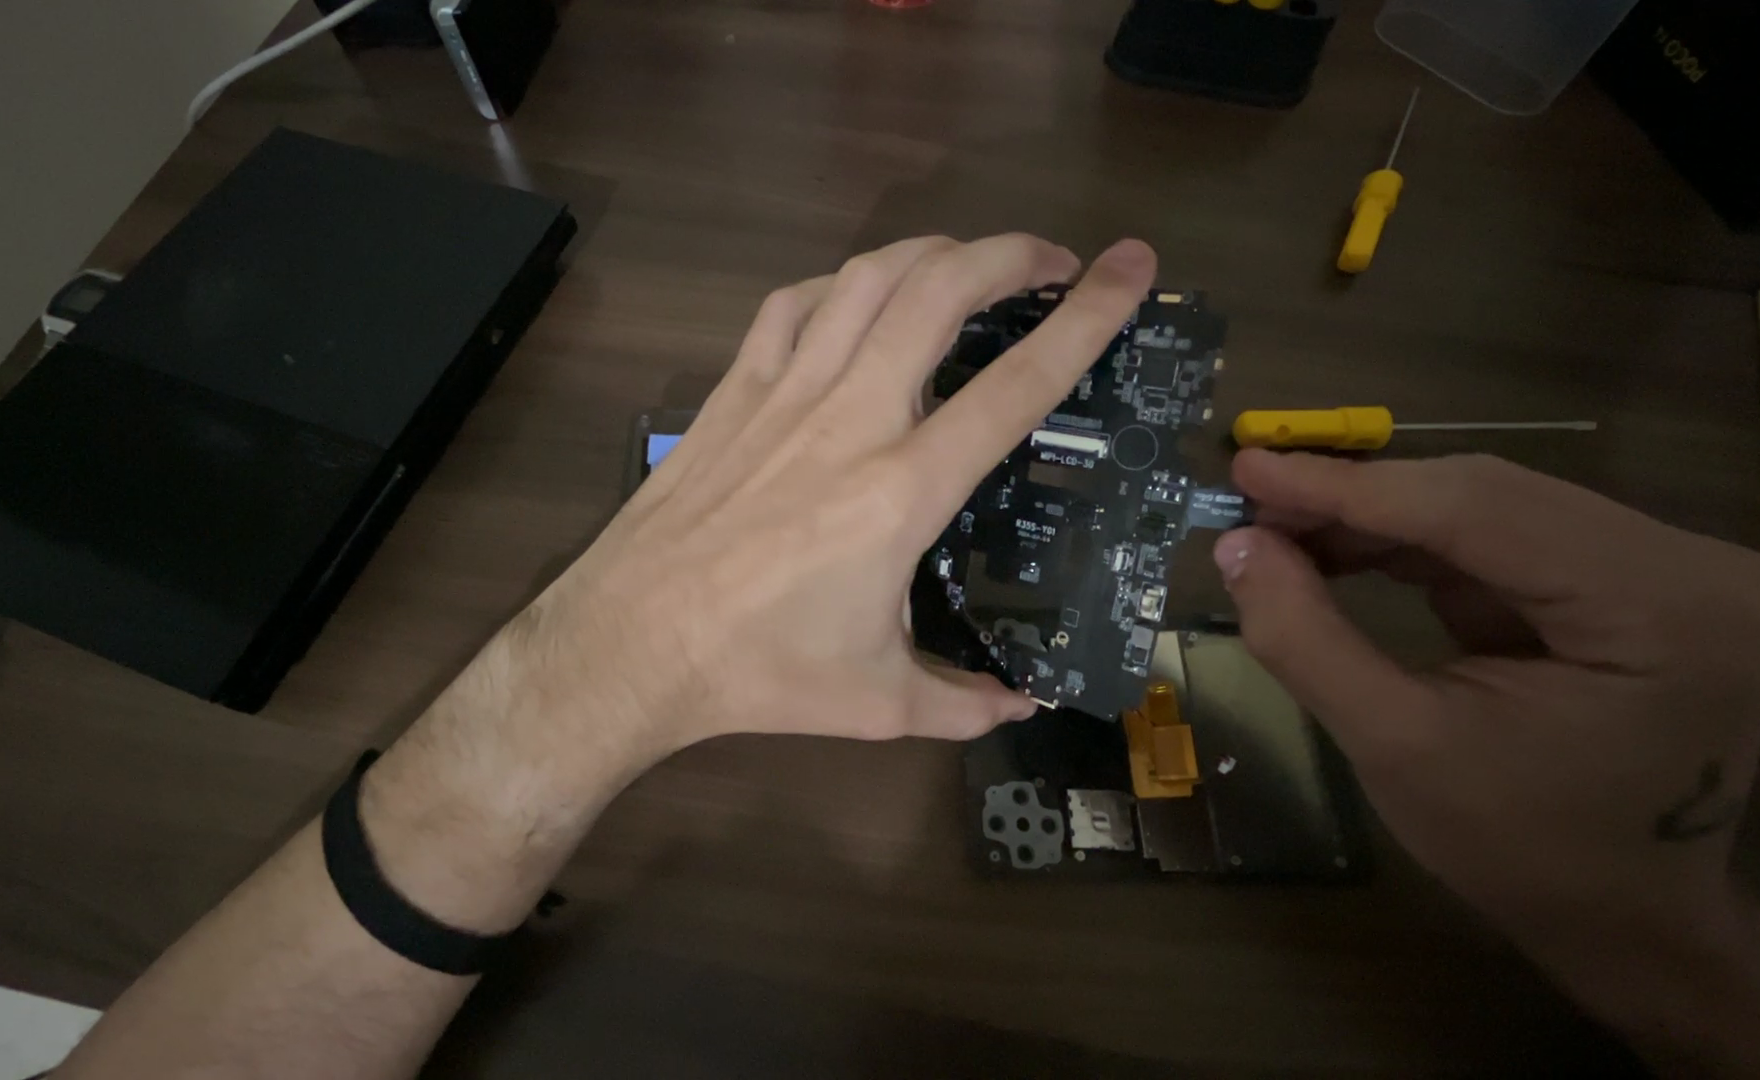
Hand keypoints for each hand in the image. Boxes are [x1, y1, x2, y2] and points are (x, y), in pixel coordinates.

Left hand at [500, 236, 1160, 761]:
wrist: (631, 643)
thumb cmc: (758, 672)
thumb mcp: (878, 702)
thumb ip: (963, 703)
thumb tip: (1022, 705)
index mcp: (902, 490)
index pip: (1014, 384)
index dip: (1085, 318)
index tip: (1128, 268)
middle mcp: (849, 419)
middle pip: (938, 291)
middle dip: (1008, 252)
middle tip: (1050, 260)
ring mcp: (782, 394)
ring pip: (865, 280)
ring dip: (930, 252)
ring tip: (966, 263)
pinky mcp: (732, 393)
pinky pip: (790, 307)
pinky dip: (838, 286)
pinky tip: (856, 301)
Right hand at [1213, 449, 1759, 1063]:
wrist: (1618, 916)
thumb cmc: (1515, 847)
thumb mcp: (1390, 744)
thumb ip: (1304, 638)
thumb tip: (1235, 546)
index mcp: (1664, 610)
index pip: (1477, 510)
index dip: (1346, 486)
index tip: (1246, 467)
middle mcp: (1685, 568)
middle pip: (1484, 493)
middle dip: (1354, 495)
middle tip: (1250, 502)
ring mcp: (1657, 572)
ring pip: (1480, 504)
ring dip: (1370, 513)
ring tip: (1276, 529)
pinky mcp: (1613, 584)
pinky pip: (1487, 536)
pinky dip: (1399, 540)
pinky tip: (1332, 549)